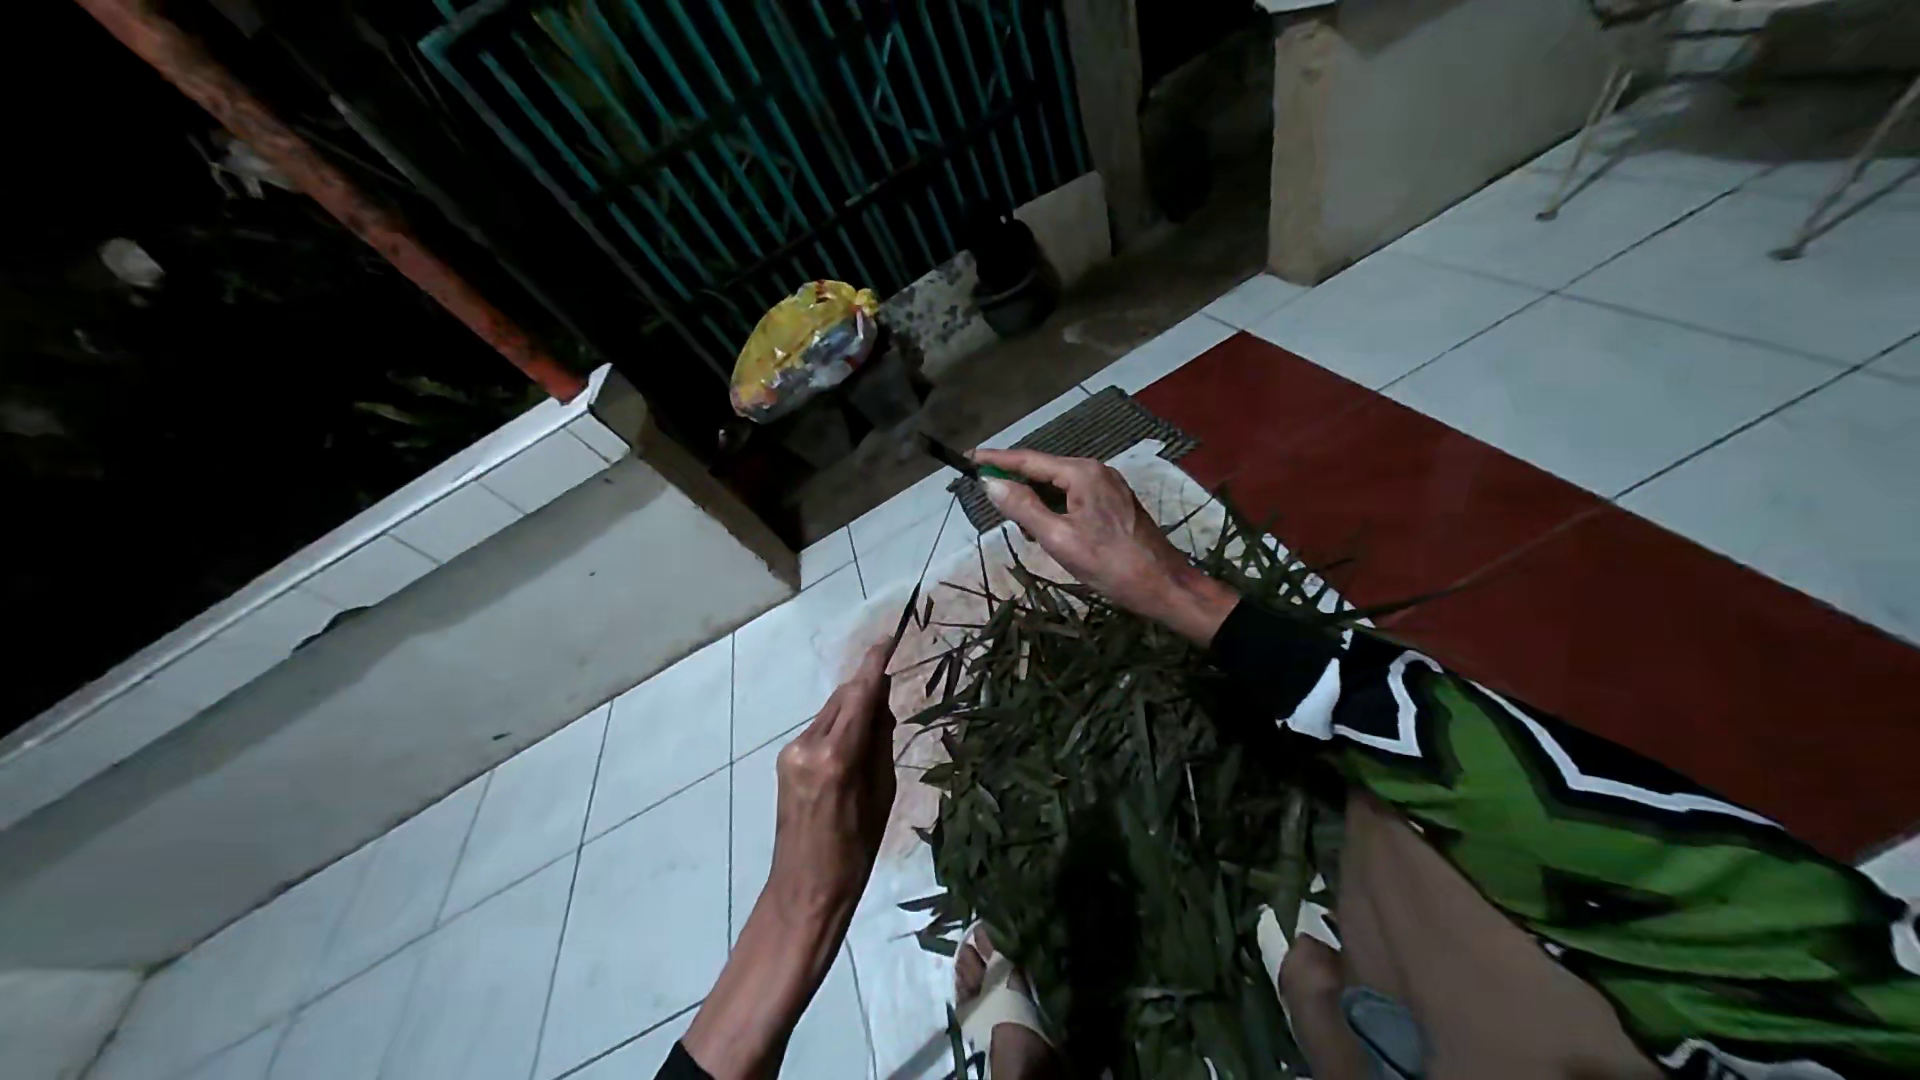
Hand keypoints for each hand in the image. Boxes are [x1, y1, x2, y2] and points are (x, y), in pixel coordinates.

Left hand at [766, 642, 896, 920]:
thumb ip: (879, 741)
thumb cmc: (856, 850)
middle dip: (867, 691)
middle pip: (843, 698)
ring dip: (853, 711)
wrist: (804, 889)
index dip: (874, 665)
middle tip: (890, 707)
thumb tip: (881, 701)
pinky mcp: (785, 760)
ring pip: (831, 712)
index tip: (887, 639)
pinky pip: (820, 729)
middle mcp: (808, 745)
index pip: (859, 695)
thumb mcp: (882, 794)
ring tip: (873, 738)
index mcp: (836, 757)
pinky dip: (839, 729)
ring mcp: (791, 752)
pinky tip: (851, 753)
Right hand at [972, 447, 1238, 645]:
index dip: (997, 459)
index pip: (1029, 459)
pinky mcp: (1114, 502)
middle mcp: (1096, 470)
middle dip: (1016, 482)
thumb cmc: (1109, 564)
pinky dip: (1054, 507)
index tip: (969, 458)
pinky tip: (1046, 528)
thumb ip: (1023, 508)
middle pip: (1044, 469)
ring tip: (1020, 525)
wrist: (1163, 585)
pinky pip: (1073, 496)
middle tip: (990, 499)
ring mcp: (1108, 485)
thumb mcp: (1059, 538)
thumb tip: (991, 483)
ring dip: (1036, 500)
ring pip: (1058, 485)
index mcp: (1082, 473)